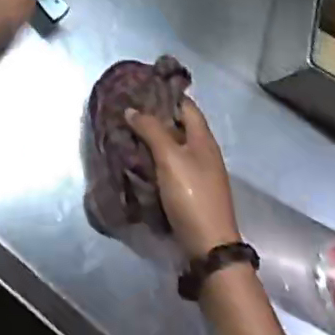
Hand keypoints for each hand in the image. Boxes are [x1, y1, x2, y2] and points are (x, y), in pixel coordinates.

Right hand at [126, 98, 240, 260]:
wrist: (209, 247)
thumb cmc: (192, 195)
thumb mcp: (169, 157)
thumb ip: (151, 129)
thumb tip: (131, 110)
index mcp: (203, 139)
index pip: (185, 105)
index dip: (164, 93)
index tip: (139, 86)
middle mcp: (203, 151)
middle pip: (177, 124)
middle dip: (153, 115)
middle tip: (125, 108)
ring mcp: (197, 172)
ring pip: (171, 144)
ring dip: (150, 137)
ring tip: (124, 129)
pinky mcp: (189, 189)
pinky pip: (168, 163)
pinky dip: (153, 156)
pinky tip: (135, 156)